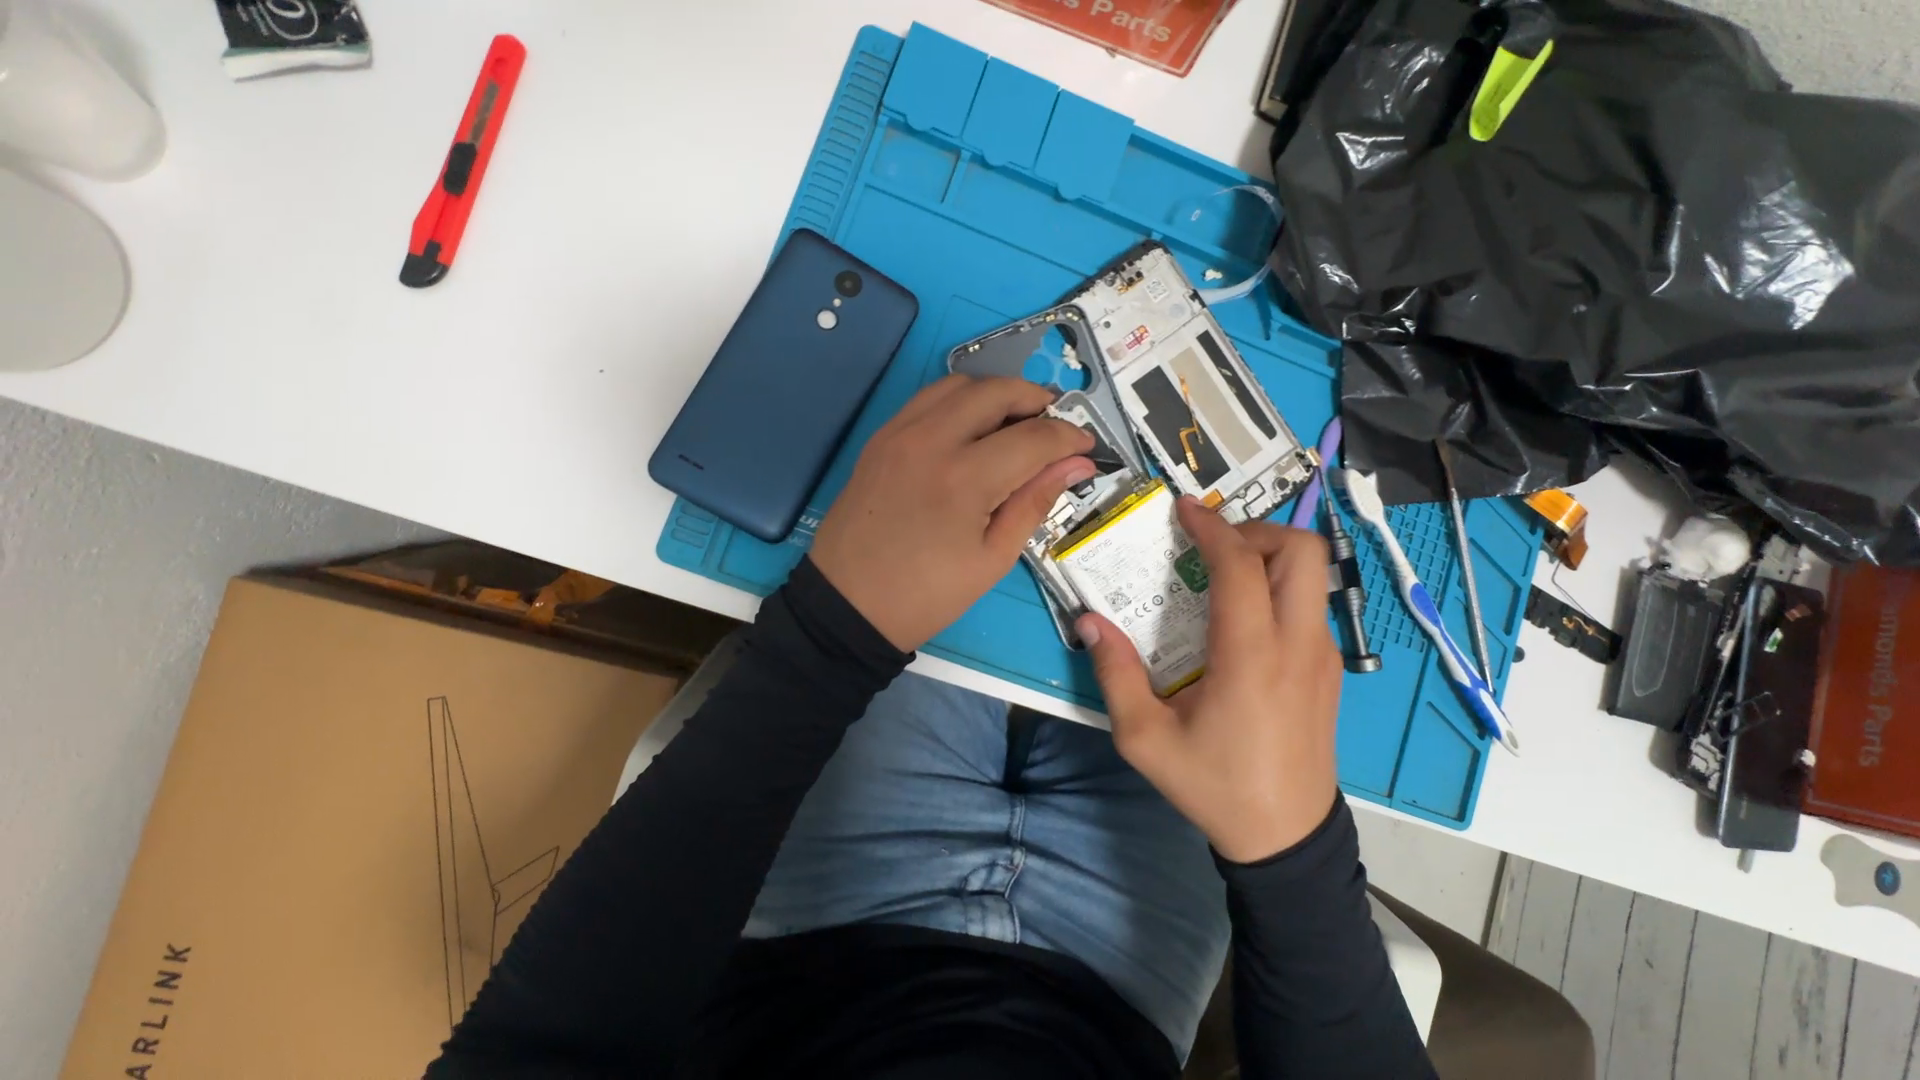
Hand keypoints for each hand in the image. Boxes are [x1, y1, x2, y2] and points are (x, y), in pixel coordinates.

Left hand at [811, 375, 1095, 650]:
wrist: (847, 605)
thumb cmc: (926, 595)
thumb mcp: (992, 558)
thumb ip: (1035, 502)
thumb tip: (1076, 464)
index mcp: (965, 478)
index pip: (1033, 437)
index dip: (1068, 438)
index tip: (1086, 448)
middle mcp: (931, 440)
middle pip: (995, 391)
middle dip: (1034, 400)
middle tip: (1054, 425)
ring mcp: (900, 433)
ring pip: (958, 385)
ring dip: (994, 393)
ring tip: (1015, 421)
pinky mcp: (881, 438)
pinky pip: (926, 399)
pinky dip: (958, 401)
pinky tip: (971, 428)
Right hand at [1078, 497, 1341, 862]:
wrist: (1285, 836)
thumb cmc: (1213, 784)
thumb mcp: (1145, 739)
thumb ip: (1115, 675)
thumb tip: (1090, 622)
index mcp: (1251, 656)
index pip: (1241, 564)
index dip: (1210, 527)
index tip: (1181, 509)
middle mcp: (1297, 644)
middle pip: (1301, 550)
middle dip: (1254, 531)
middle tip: (1210, 547)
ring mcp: (1322, 655)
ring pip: (1313, 574)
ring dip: (1269, 556)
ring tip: (1221, 575)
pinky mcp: (1329, 669)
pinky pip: (1311, 604)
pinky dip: (1279, 587)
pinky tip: (1241, 618)